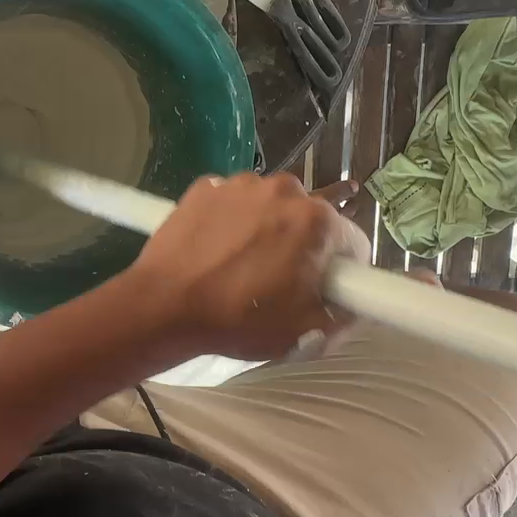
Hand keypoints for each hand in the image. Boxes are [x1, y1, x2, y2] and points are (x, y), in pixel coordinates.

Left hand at [124, 172, 364, 360]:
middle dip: (301, 243)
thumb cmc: (239, 320)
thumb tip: (352, 306)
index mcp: (317, 220)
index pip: (350, 241)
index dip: (341, 268)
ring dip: (264, 225)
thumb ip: (341, 316)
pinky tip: (215, 246)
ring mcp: (238, 184)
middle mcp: (282, 189)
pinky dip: (229, 218)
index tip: (323, 287)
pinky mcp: (203, 187)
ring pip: (267, 204)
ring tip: (241, 261)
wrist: (164, 305)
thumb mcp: (303, 332)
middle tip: (278, 277)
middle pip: (307, 217)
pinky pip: (230, 202)